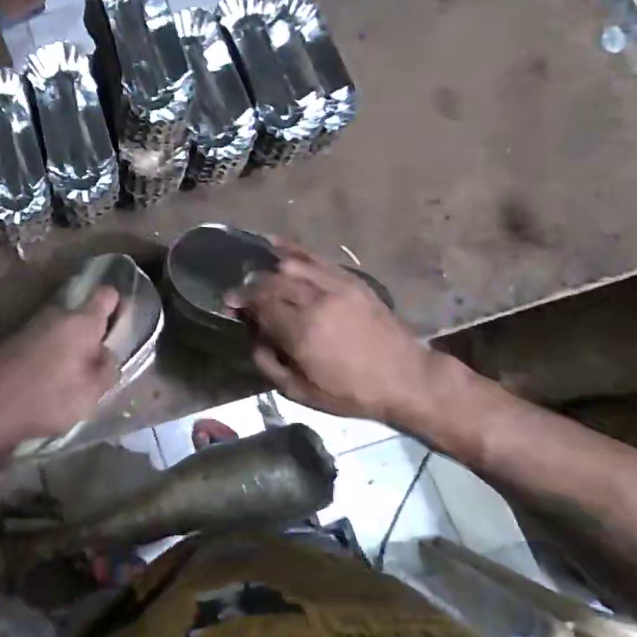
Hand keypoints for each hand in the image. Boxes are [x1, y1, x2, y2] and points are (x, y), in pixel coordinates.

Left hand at [0, 287, 121, 472]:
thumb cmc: (46, 399)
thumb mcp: (92, 391)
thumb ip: (108, 367)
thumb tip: (108, 353)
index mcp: (81, 321)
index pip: (107, 294)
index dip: (119, 306)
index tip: (122, 327)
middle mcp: (56, 314)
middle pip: (83, 315)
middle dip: (94, 333)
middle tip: (100, 363)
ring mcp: (31, 327)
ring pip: (62, 330)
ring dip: (71, 347)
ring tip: (74, 378)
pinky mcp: (13, 343)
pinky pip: (43, 343)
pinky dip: (50, 357)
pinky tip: (49, 383)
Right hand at [229, 240, 456, 426]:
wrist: (406, 378)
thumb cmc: (352, 392)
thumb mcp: (301, 392)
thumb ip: (268, 363)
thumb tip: (252, 337)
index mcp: (301, 332)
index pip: (260, 304)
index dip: (240, 301)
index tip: (229, 303)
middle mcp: (315, 302)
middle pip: (271, 282)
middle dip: (251, 285)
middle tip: (241, 292)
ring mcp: (336, 287)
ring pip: (291, 266)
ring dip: (268, 268)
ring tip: (258, 273)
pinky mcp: (352, 281)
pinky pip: (316, 258)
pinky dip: (293, 249)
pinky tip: (276, 244)